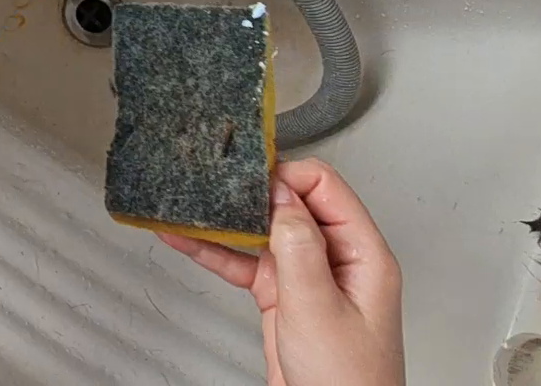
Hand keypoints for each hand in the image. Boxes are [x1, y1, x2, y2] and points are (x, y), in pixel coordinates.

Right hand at [160, 159, 404, 385]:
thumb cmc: (347, 382)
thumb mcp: (318, 306)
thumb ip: (298, 245)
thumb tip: (279, 191)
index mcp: (361, 255)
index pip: (324, 186)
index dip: (284, 176)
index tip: (246, 178)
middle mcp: (333, 257)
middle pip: (286, 200)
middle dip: (245, 190)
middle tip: (208, 180)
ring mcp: (304, 273)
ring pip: (257, 227)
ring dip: (219, 218)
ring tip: (183, 203)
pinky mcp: (277, 290)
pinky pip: (238, 257)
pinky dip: (208, 247)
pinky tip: (179, 236)